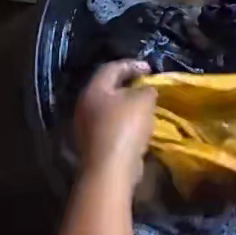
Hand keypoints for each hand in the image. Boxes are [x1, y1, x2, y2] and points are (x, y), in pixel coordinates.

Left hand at [74, 60, 156, 185]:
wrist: (110, 169)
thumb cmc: (125, 127)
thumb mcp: (143, 100)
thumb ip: (147, 89)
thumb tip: (146, 90)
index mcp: (93, 89)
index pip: (112, 68)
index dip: (132, 65)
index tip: (151, 68)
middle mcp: (85, 105)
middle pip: (108, 89)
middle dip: (129, 86)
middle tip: (147, 86)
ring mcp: (86, 127)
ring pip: (109, 109)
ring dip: (128, 107)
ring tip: (146, 108)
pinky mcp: (94, 145)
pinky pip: (111, 126)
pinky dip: (125, 123)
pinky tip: (139, 128)